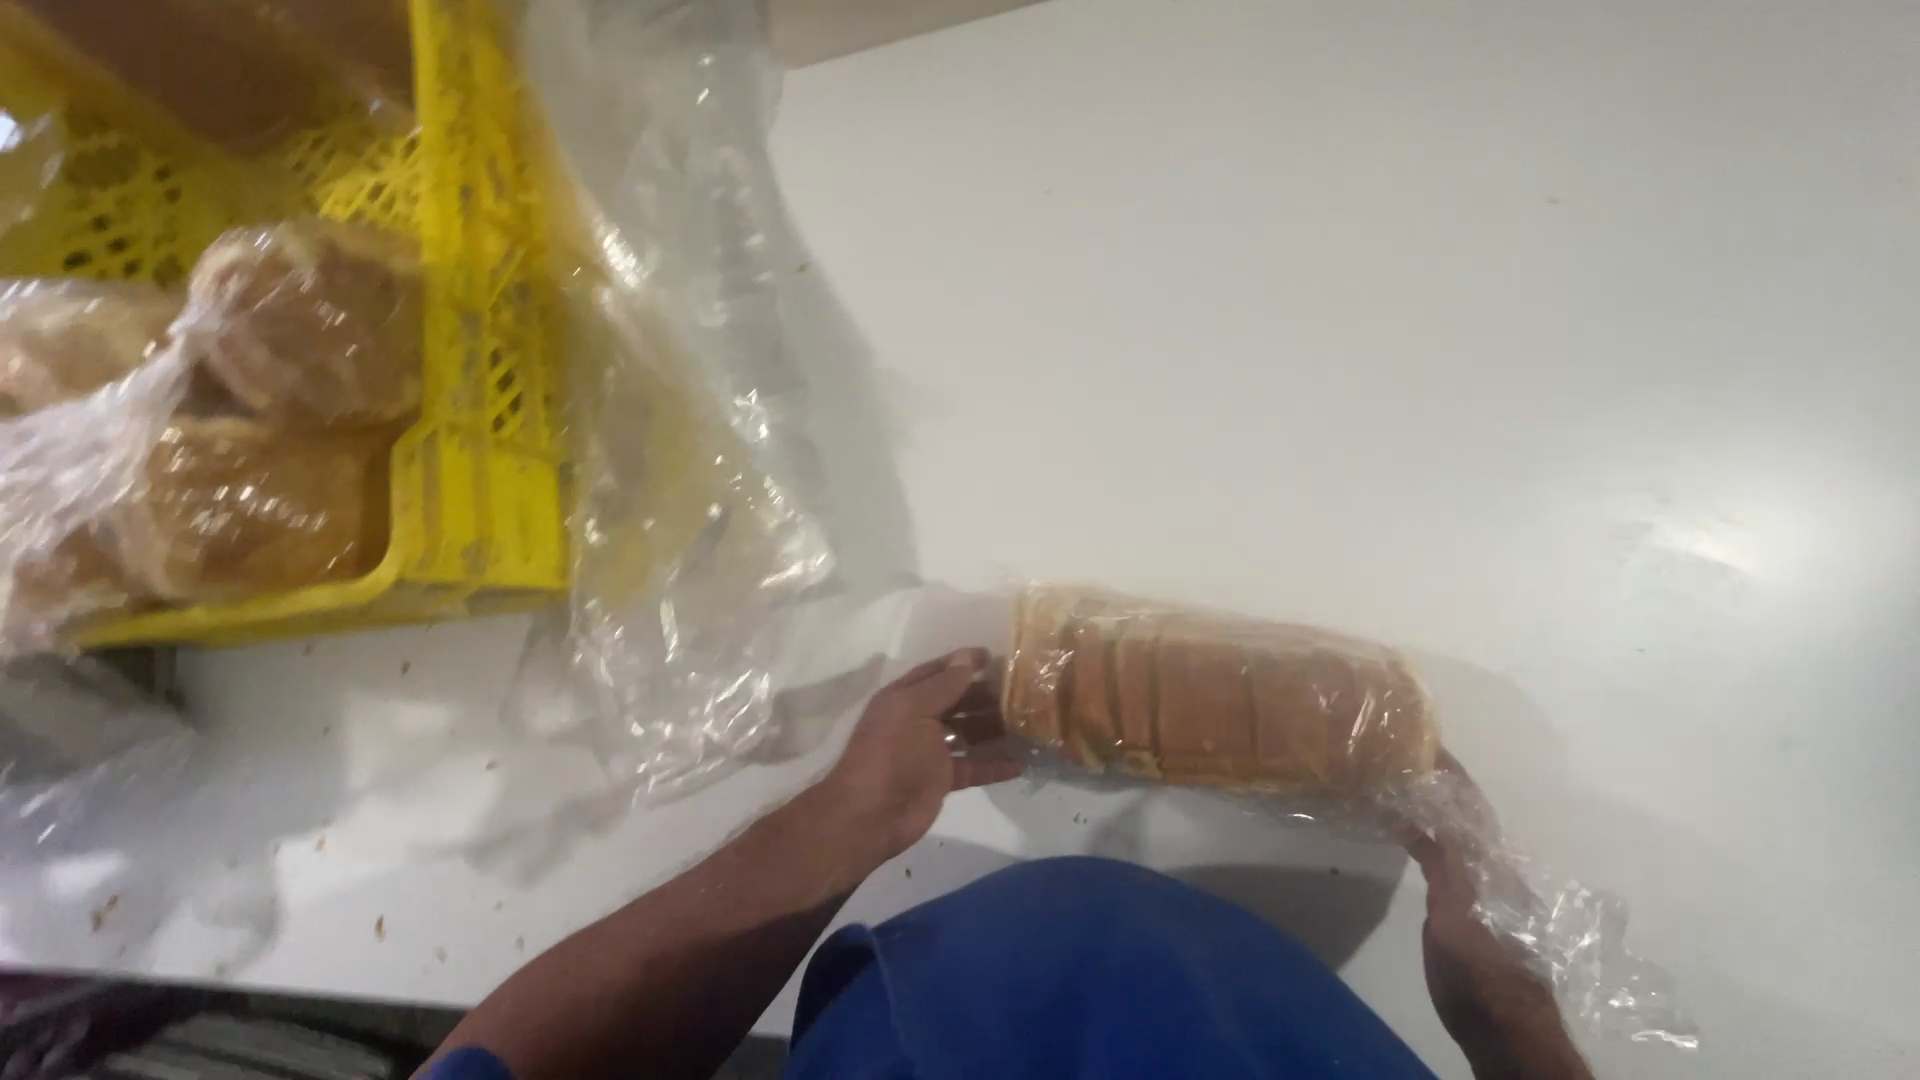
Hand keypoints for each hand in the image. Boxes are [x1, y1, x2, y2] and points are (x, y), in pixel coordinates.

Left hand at [813, 648, 1023, 865]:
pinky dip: (994, 765)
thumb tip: (967, 657)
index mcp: (904, 698)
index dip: (962, 663)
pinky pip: (973, 767)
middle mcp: (918, 720)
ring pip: (968, 733)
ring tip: (1027, 721)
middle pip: (956, 701)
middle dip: (984, 695)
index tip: (994, 656)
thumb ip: (943, 685)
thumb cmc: (890, 752)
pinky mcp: (942, 779)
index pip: (936, 673)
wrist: (871, 814)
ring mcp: (930, 751)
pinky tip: (1020, 762)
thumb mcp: (914, 709)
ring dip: (994, 727)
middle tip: (1020, 690)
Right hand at [1402, 753, 1591, 1078]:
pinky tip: (1403, 829)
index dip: (1448, 771)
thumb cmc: (1480, 969)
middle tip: (1397, 751)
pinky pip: (1443, 852)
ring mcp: (1480, 888)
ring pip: (1453, 832)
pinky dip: (1423, 831)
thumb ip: (1443, 860)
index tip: (1420, 737)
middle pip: (1463, 813)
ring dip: (1428, 802)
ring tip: (1395, 778)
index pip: (1468, 803)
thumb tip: (1419, 810)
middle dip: (1436, 780)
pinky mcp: (1466, 906)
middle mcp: (1491, 868)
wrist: (1504, 1028)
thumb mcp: (1457, 912)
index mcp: (1491, 863)